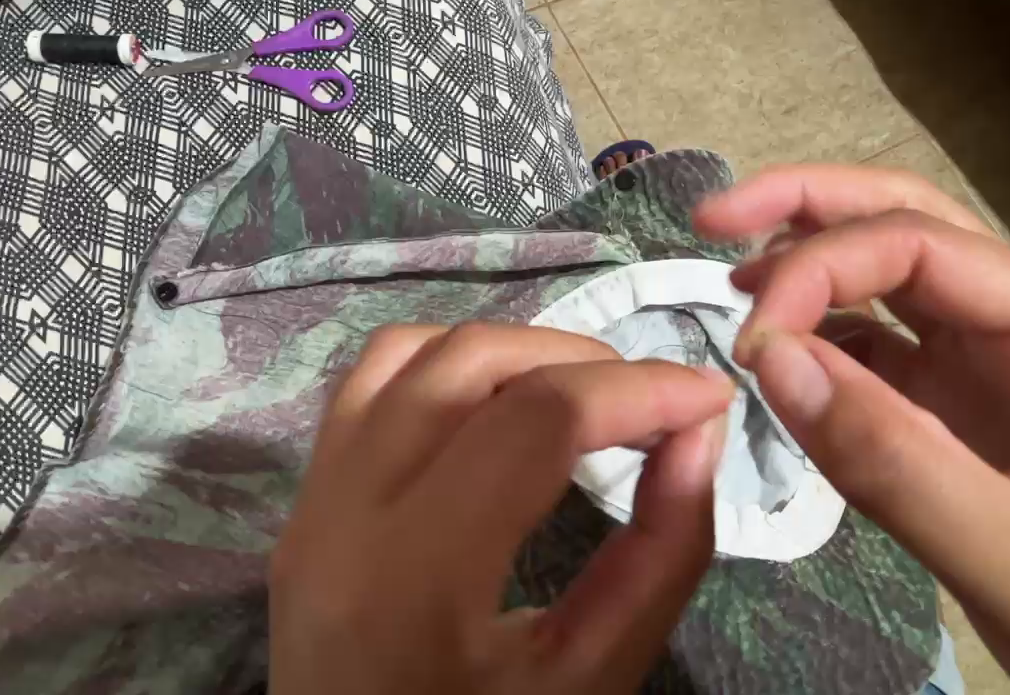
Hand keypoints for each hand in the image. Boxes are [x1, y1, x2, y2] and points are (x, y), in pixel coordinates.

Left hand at [269, 322, 734, 694]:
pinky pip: (369, 381)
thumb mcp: (589, 687)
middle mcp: (342, 515)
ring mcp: (309, 497)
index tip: (707, 396)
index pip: (536, 423)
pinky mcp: (302, 495)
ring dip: (509, 349)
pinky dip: (444, 360)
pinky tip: (494, 395)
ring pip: (411, 352)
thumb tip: (697, 435)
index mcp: (412, 581)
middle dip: (579, 362)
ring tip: (577, 390)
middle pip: (471, 363)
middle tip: (648, 401)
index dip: (637, 391)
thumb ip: (659, 556)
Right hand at [694, 165, 1009, 694]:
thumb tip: (767, 358)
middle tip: (714, 218)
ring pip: (888, 272)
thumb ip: (893, 461)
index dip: (822, 268)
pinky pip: (877, 344)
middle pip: (907, 222)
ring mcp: (993, 364)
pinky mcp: (960, 406)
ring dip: (809, 261)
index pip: (922, 247)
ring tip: (736, 284)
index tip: (751, 339)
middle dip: (806, 205)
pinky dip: (819, 333)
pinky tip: (781, 355)